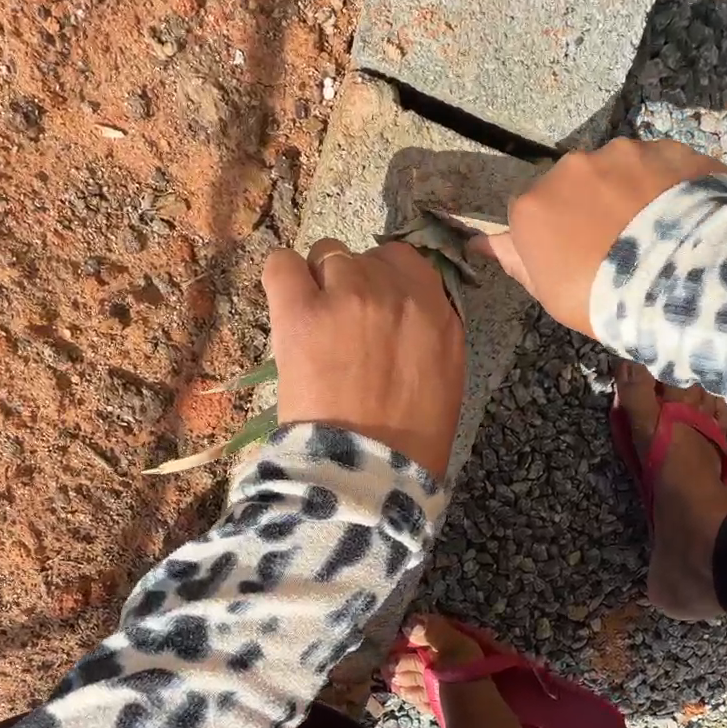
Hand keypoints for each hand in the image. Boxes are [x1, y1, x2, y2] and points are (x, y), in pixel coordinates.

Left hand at [262, 238, 465, 478]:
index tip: (374, 311)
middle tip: (342, 329)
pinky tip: (287, 313)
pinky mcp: (302, 311)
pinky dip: (283, 282)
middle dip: (353, 284)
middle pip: (365, 257)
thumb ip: (429, 334)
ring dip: (319, 283)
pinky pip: (281, 265)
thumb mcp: (444, 380)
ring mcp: (350, 295)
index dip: (385, 281)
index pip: (406, 262)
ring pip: (326, 254)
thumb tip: (404, 316)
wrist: (370, 472)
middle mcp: (398, 292)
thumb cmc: (412, 443)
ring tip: (314, 327)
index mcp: (438, 312)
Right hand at [482, 139, 726, 336]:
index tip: (571, 255)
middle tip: (614, 245)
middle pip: (572, 183)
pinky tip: (680, 217)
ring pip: (617, 169)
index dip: (551, 232)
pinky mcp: (666, 149)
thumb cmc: (599, 299)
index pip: (529, 209)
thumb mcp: (548, 292)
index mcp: (532, 205)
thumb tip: (479, 242)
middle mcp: (569, 167)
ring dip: (627, 192)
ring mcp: (620, 153)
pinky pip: (659, 165)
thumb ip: (515, 259)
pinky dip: (665, 186)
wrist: (674, 282)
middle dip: (589, 206)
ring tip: (652, 231)